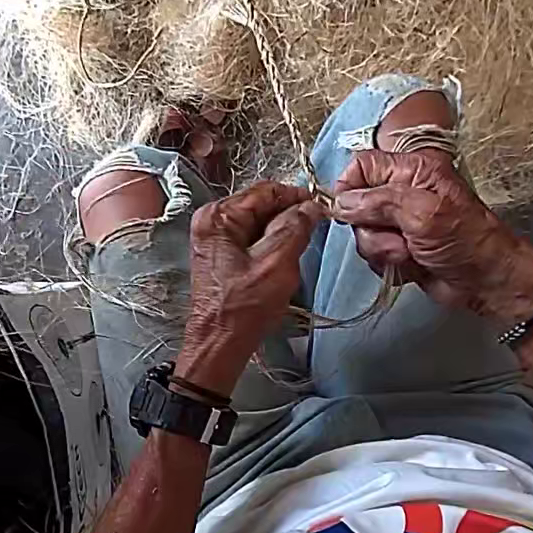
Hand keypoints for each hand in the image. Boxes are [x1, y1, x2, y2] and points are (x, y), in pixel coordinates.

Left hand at [177, 181, 323, 396]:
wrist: (221, 342)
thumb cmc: (243, 307)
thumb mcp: (276, 262)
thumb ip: (295, 227)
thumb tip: (311, 206)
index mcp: (218, 217)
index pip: (266, 190)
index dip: (297, 197)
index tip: (321, 208)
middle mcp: (211, 222)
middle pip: (261, 205)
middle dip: (289, 217)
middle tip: (313, 232)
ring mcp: (214, 239)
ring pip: (259, 223)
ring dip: (282, 233)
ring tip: (297, 251)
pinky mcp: (221, 256)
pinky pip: (252, 240)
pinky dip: (271, 246)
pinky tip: (281, 262)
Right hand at [332, 149, 532, 323]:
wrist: (486, 282)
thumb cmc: (466, 240)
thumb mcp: (423, 213)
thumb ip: (379, 202)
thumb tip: (341, 202)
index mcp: (412, 170)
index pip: (361, 166)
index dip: (349, 187)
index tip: (349, 211)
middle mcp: (401, 192)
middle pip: (356, 205)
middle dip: (370, 229)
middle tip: (398, 238)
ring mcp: (398, 222)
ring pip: (363, 234)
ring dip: (381, 250)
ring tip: (409, 254)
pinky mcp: (397, 248)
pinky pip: (373, 255)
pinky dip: (387, 264)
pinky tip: (410, 265)